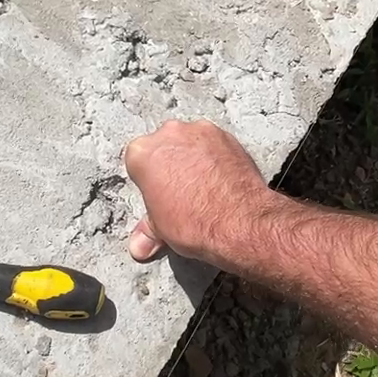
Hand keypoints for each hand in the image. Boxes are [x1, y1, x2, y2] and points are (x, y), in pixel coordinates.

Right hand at [122, 119, 277, 264]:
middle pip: (164, 145)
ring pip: (191, 141)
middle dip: (170, 162)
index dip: (148, 179)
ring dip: (194, 156)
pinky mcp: (226, 134)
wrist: (239, 221)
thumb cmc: (196, 222)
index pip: (137, 160)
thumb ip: (146, 229)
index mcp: (142, 152)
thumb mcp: (160, 229)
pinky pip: (215, 143)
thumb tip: (139, 245)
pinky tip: (220, 178)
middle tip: (180, 189)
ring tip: (203, 185)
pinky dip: (216, 156)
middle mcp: (170, 133)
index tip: (158, 192)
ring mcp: (200, 131)